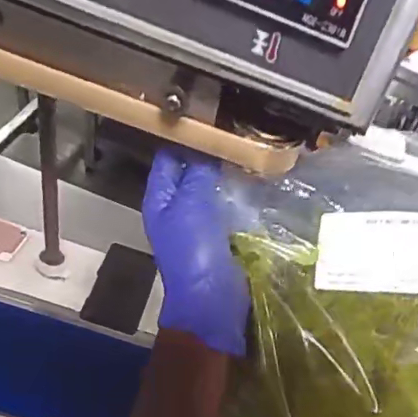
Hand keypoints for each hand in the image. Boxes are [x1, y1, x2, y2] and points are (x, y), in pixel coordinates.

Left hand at [143, 148, 250, 356]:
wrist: (212, 303)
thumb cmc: (194, 252)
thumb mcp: (192, 203)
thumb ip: (198, 171)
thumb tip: (206, 146)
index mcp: (160, 199)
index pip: (169, 156)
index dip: (186, 134)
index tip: (212, 113)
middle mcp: (177, 210)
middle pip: (193, 172)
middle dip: (213, 154)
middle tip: (239, 129)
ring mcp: (200, 226)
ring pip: (215, 190)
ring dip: (230, 175)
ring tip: (251, 150)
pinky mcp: (222, 240)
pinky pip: (231, 210)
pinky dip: (241, 197)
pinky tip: (257, 181)